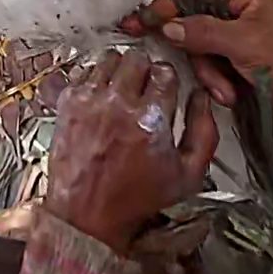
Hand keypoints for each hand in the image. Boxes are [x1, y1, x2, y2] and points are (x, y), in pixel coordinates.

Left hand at [44, 49, 217, 253]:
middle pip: (137, 58)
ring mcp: (90, 99)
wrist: (86, 215)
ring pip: (110, 58)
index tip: (165, 88)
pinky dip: (95, 77)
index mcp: (151, 118)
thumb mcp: (188, 175)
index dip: (168, 78)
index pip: (165, 71)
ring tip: (121, 88)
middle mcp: (119, 102)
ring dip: (119, 69)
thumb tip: (202, 96)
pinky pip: (84, 70)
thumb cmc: (138, 198)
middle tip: (143, 87)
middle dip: (144, 70)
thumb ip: (204, 131)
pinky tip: (100, 95)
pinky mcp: (68, 101)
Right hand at [121, 0, 272, 119]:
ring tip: (227, 89)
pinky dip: (215, 84)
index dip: (167, 7)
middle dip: (196, 53)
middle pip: (190, 26)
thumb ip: (204, 31)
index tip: (143, 20)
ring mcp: (231, 43)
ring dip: (209, 74)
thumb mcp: (245, 41)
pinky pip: (207, 71)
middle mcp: (233, 16)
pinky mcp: (230, 67)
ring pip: (197, 53)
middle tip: (194, 65)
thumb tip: (168, 25)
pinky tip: (230, 94)